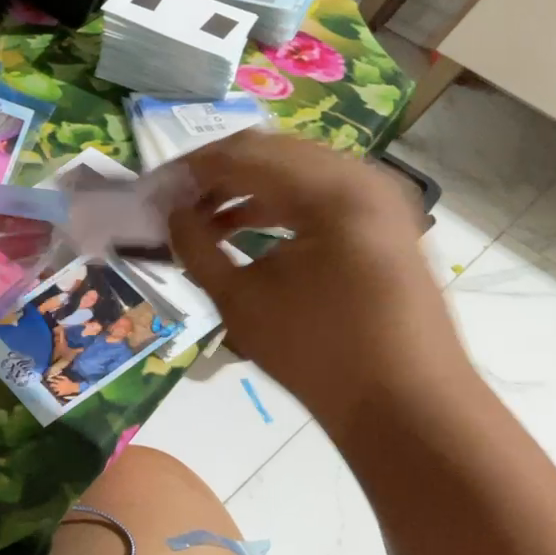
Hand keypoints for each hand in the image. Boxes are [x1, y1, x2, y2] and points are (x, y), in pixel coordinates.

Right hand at [165, 131, 474, 434]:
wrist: (407, 404)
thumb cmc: (317, 355)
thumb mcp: (239, 300)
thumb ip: (196, 247)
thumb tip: (170, 213)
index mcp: (329, 193)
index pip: (240, 155)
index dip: (187, 171)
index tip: (149, 192)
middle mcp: (360, 179)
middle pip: (269, 150)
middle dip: (213, 173)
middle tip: (171, 202)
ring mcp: (378, 197)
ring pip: (293, 167)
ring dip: (242, 185)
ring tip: (199, 218)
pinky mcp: (382, 220)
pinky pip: (318, 190)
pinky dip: (274, 201)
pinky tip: (239, 229)